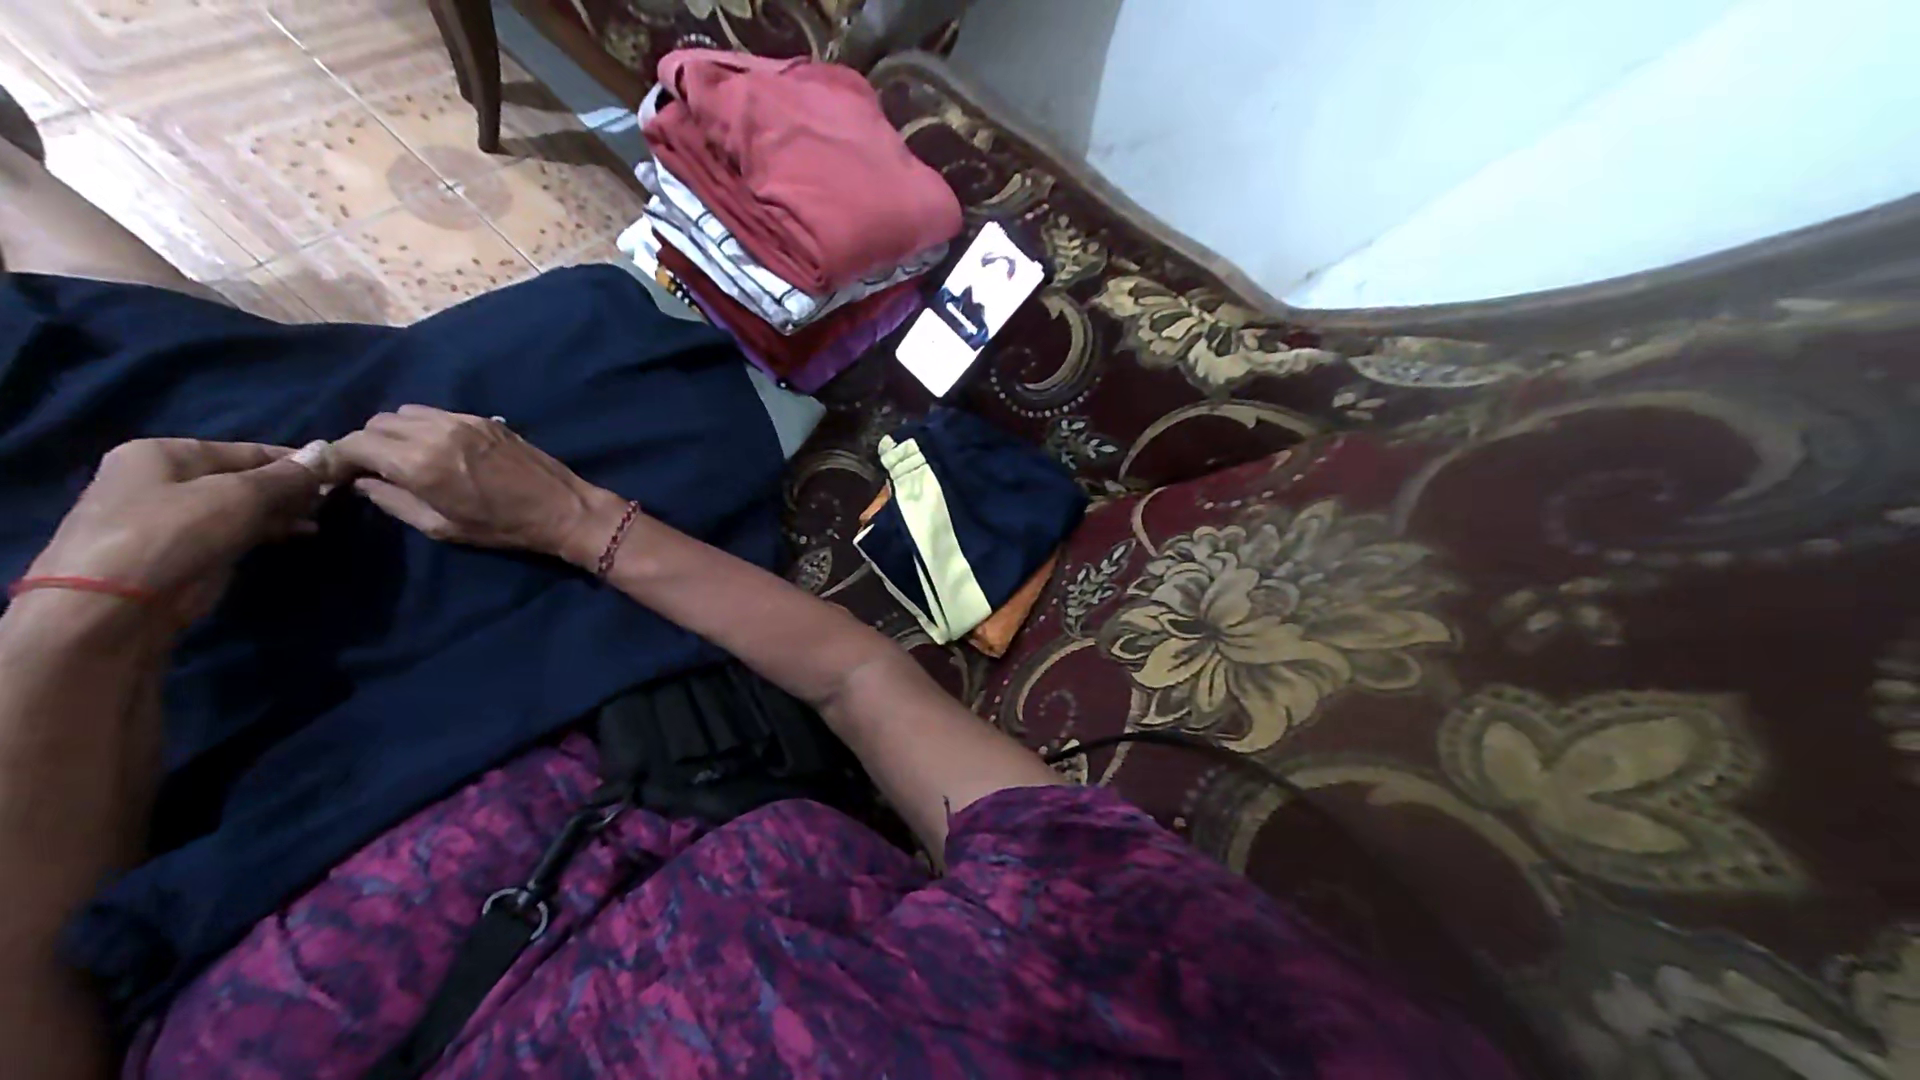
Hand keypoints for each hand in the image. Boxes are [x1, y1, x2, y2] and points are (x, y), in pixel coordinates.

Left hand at [24, 438, 325, 622]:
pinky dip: (272, 529)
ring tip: (322, 518)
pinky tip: (303, 533)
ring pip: (247, 505)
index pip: (248, 450)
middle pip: (247, 477)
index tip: (339, 473)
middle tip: (334, 499)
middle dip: (292, 488)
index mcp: (163, 453)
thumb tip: (326, 452)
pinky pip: (241, 529)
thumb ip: (289, 475)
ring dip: (287, 510)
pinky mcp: (190, 547)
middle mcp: (164, 478)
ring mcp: (175, 515)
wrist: (119, 602)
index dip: (296, 462)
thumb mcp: (242, 495)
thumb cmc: (176, 531)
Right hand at [330, 406, 620, 564]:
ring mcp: (463, 421)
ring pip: (404, 413)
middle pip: (376, 424)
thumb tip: (361, 483)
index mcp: (419, 461)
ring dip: (394, 432)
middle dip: (365, 444)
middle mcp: (435, 432)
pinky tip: (434, 448)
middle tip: (372, 468)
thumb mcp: (440, 525)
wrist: (563, 509)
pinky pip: (436, 413)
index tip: (339, 474)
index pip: (354, 444)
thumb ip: (393, 501)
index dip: (338, 459)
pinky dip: (423, 426)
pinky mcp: (484, 419)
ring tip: (403, 457)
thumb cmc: (502, 527)